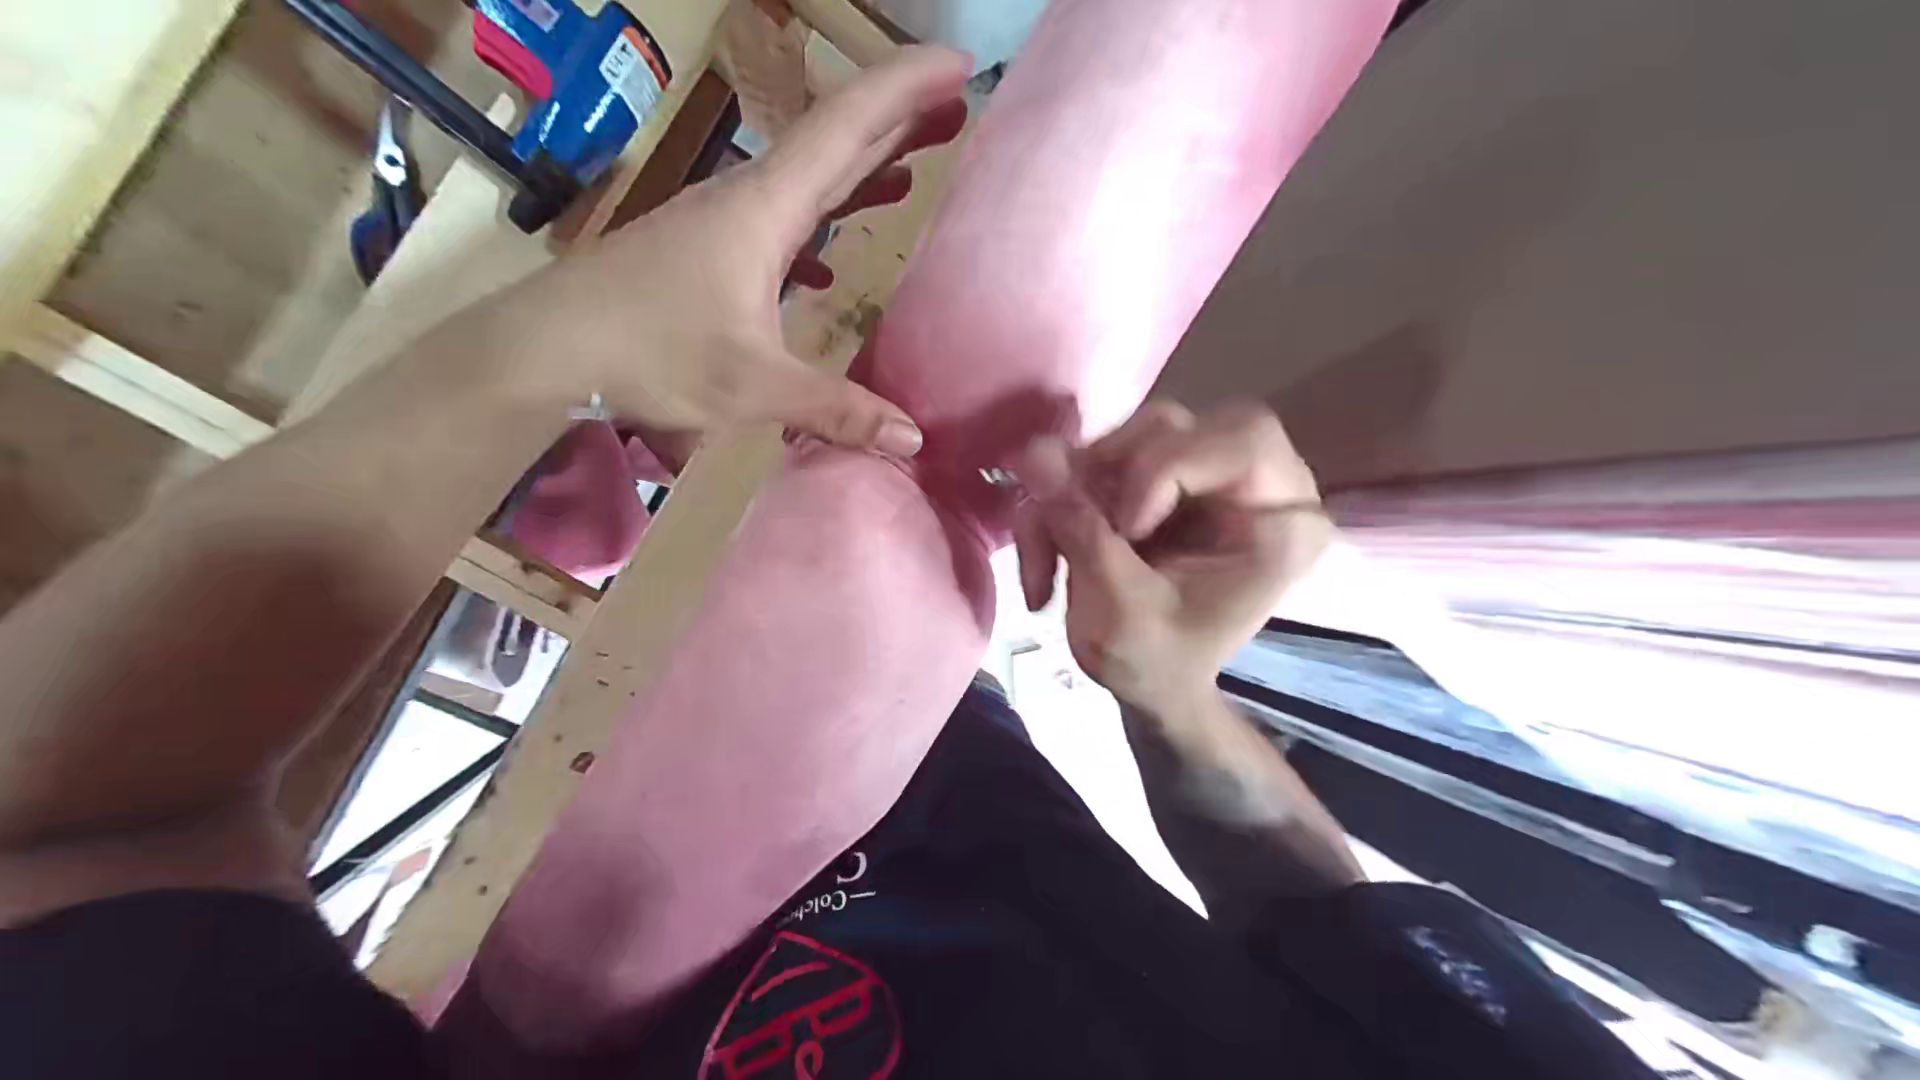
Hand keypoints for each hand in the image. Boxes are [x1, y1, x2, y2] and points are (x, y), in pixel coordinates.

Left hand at [468, 46, 969, 456]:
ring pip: (806, 183)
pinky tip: (834, 257)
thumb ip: (837, 410)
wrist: (544, 351)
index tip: (958, 66)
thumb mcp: (752, 387)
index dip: (905, 90)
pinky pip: (781, 225)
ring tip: (912, 171)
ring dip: (860, 172)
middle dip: (897, 122)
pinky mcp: (706, 255)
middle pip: (832, 144)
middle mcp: (746, 201)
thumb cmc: (648, 354)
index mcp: (763, 209)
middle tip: (955, 109)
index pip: (846, 127)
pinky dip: (819, 226)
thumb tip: (913, 440)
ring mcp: (722, 226)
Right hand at [1013, 402, 1332, 718]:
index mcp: (1282, 520)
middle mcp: (1249, 483)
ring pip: (1127, 438)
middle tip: (1071, 530)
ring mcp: (1197, 475)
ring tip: (1049, 559)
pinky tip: (1047, 554)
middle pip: (1174, 427)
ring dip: (1074, 493)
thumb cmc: (1155, 663)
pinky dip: (1062, 502)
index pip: (1241, 440)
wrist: (1148, 683)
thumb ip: (1080, 531)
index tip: (1123, 532)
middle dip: (1109, 475)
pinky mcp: (1156, 478)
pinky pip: (1099, 460)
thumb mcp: (1118, 611)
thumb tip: (1034, 452)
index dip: (1165, 470)